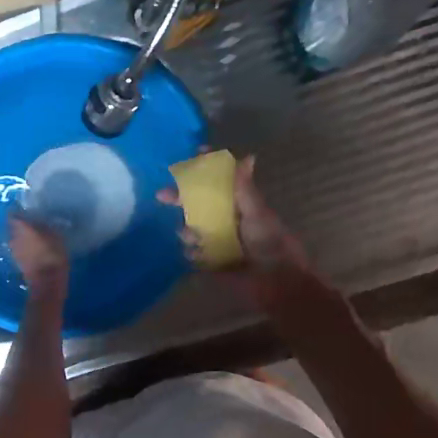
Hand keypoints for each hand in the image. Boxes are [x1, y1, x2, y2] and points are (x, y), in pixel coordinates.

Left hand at [7, 215, 67, 299]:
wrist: (47, 282)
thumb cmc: (53, 255)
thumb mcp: (56, 236)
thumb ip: (45, 226)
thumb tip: (39, 220)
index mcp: (22, 228)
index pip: (13, 215)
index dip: (18, 212)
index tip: (25, 211)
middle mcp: (14, 238)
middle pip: (13, 227)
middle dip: (21, 226)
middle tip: (32, 224)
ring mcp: (14, 251)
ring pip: (15, 239)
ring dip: (22, 238)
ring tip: (34, 237)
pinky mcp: (17, 262)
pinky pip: (19, 250)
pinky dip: (24, 248)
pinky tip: (34, 249)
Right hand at [159, 154, 312, 304]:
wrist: (275, 282)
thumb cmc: (270, 243)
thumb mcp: (257, 212)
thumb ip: (246, 189)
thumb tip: (248, 157)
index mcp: (237, 204)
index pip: (217, 182)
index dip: (204, 169)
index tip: (192, 156)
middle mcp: (225, 219)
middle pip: (196, 204)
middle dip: (179, 198)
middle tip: (163, 196)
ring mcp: (216, 241)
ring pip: (190, 229)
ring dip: (186, 230)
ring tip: (192, 237)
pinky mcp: (210, 262)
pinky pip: (192, 254)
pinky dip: (192, 253)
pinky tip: (198, 254)